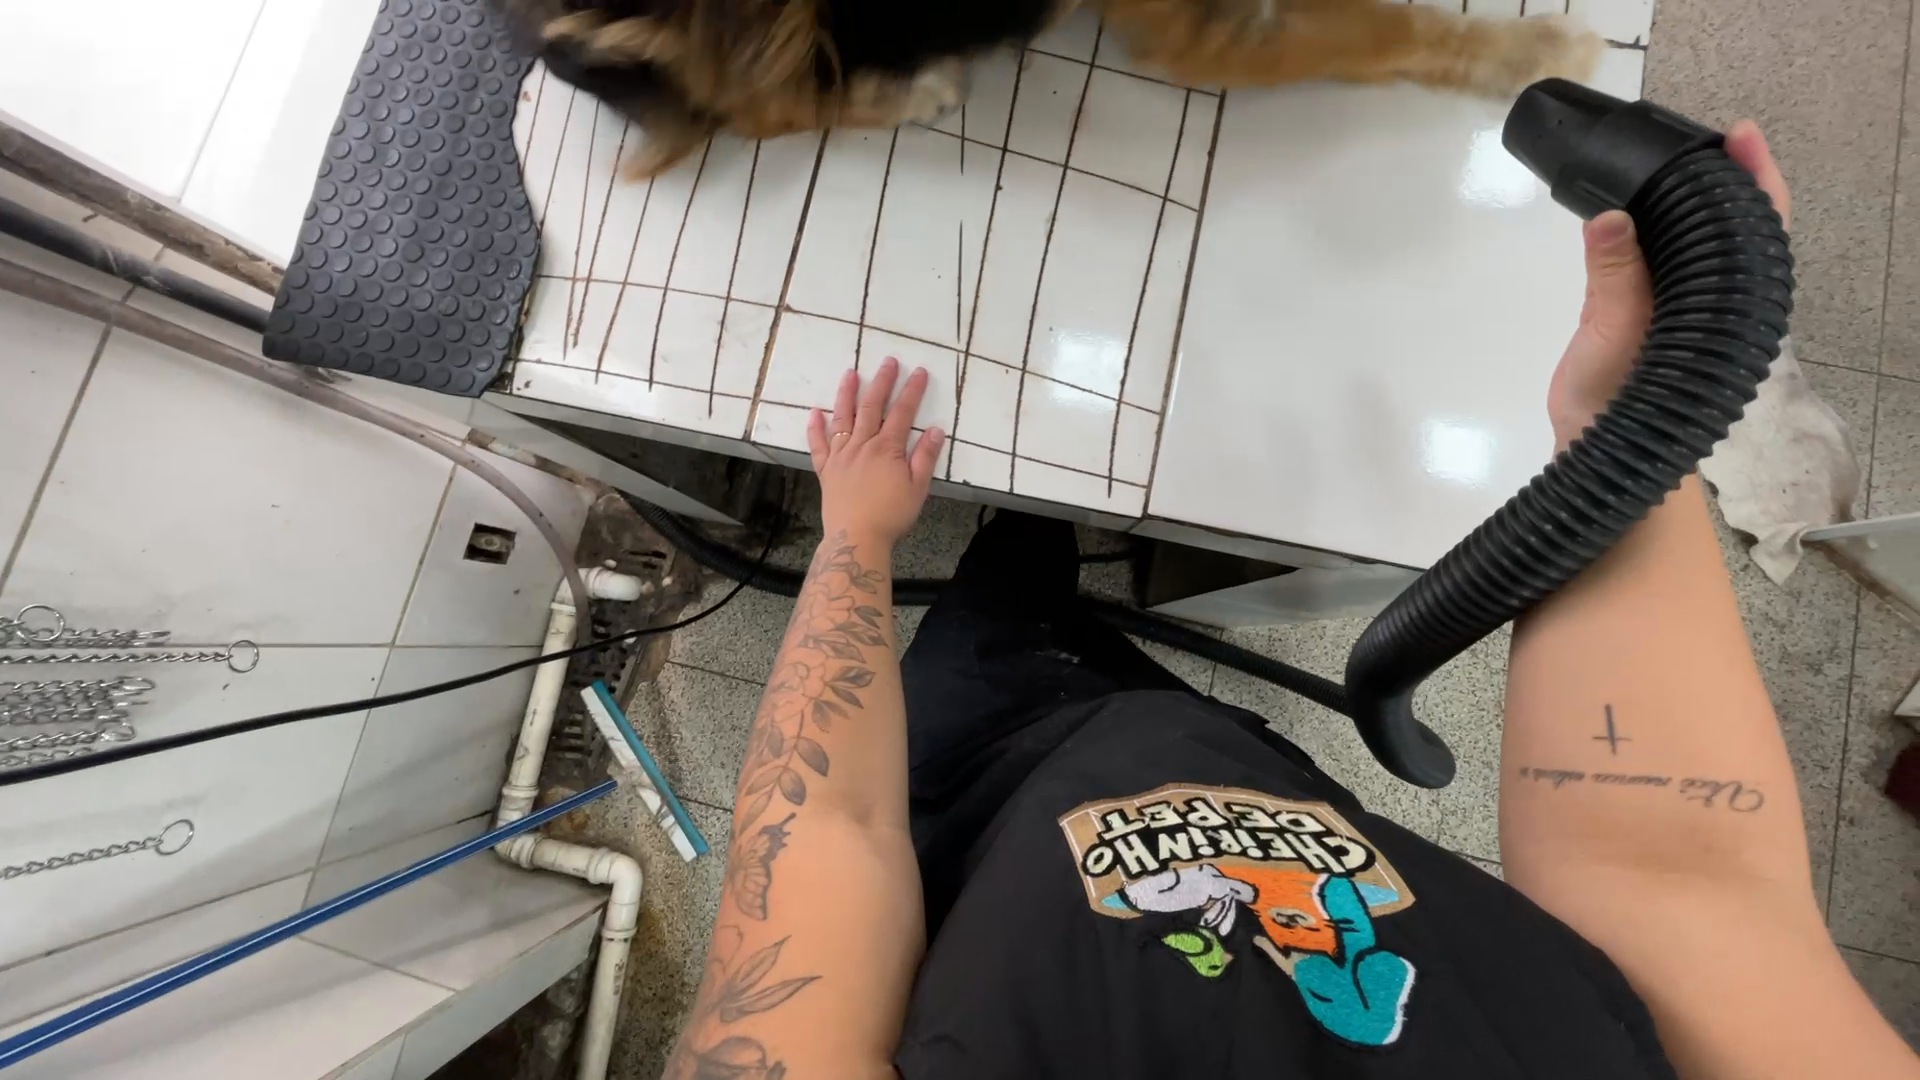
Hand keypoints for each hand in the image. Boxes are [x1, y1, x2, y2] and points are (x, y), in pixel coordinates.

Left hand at [806, 357, 945, 548]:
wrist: (857, 537)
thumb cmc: (891, 515)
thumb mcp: (918, 488)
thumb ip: (926, 457)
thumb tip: (936, 430)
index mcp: (888, 449)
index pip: (903, 413)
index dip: (912, 391)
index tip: (919, 372)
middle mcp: (862, 445)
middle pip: (872, 407)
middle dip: (882, 382)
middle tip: (888, 361)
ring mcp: (841, 456)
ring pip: (843, 418)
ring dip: (847, 394)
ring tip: (850, 373)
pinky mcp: (826, 470)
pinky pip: (818, 445)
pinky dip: (815, 428)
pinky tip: (815, 412)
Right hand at [1545, 120, 1791, 449]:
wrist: (1598, 440)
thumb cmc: (1614, 389)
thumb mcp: (1612, 329)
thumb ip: (1614, 274)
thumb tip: (1610, 218)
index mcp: (1721, 294)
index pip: (1753, 220)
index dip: (1751, 173)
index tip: (1735, 134)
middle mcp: (1709, 295)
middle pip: (1729, 226)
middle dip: (1715, 182)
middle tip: (1685, 145)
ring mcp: (1677, 308)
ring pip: (1694, 247)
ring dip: (1680, 209)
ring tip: (1655, 176)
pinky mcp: (1645, 319)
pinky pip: (1656, 267)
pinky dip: (1646, 239)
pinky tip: (1628, 228)